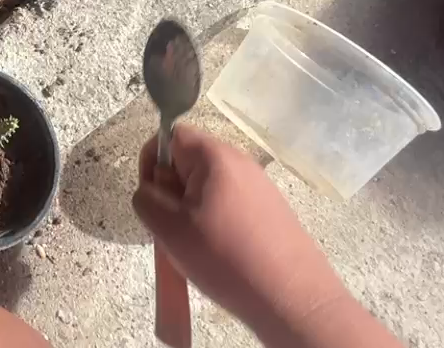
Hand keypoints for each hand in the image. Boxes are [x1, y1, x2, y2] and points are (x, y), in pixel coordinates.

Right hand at [133, 125, 351, 341]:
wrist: (298, 306)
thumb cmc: (228, 260)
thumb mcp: (169, 230)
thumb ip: (145, 199)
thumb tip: (150, 192)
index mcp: (215, 156)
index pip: (169, 136)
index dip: (151, 162)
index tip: (154, 198)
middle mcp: (240, 162)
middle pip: (188, 161)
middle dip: (172, 190)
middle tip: (173, 225)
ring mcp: (260, 187)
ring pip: (207, 186)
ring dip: (192, 209)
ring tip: (196, 245)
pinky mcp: (273, 212)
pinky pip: (230, 204)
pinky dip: (217, 222)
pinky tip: (223, 254)